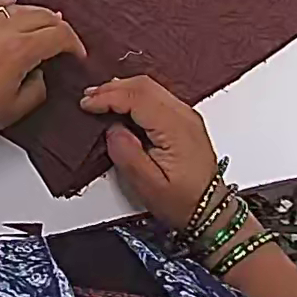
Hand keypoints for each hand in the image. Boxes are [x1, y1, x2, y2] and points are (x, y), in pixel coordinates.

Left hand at [0, 0, 86, 134]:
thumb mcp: (17, 107)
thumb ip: (38, 88)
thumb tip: (38, 75)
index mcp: (22, 49)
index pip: (59, 36)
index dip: (74, 44)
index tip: (77, 55)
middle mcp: (5, 30)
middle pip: (43, 16)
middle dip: (59, 26)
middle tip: (65, 39)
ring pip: (20, 8)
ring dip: (38, 13)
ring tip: (46, 20)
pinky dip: (6, 2)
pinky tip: (12, 1)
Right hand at [78, 75, 219, 229]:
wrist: (210, 211)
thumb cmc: (183, 202)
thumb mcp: (148, 186)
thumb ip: (127, 154)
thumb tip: (112, 130)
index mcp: (176, 128)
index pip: (138, 97)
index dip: (108, 97)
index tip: (87, 105)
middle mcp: (184, 115)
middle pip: (144, 86)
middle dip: (112, 88)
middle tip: (88, 98)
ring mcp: (186, 115)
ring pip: (150, 87)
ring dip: (122, 89)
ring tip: (98, 98)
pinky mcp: (183, 120)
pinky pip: (156, 96)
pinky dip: (133, 96)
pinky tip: (119, 104)